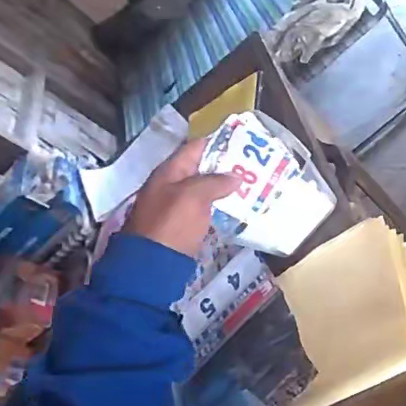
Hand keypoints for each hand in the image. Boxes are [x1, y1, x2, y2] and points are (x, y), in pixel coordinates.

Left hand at [121, 139, 239, 256]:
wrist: (153, 263)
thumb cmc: (172, 224)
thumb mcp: (193, 196)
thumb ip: (215, 182)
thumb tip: (235, 177)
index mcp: (168, 173)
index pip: (194, 149)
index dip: (216, 143)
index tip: (241, 142)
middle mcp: (170, 186)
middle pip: (200, 169)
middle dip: (224, 166)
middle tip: (252, 166)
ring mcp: (176, 206)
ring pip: (203, 190)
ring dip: (224, 187)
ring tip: (250, 185)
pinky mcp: (183, 225)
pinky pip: (204, 208)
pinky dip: (219, 205)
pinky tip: (236, 207)